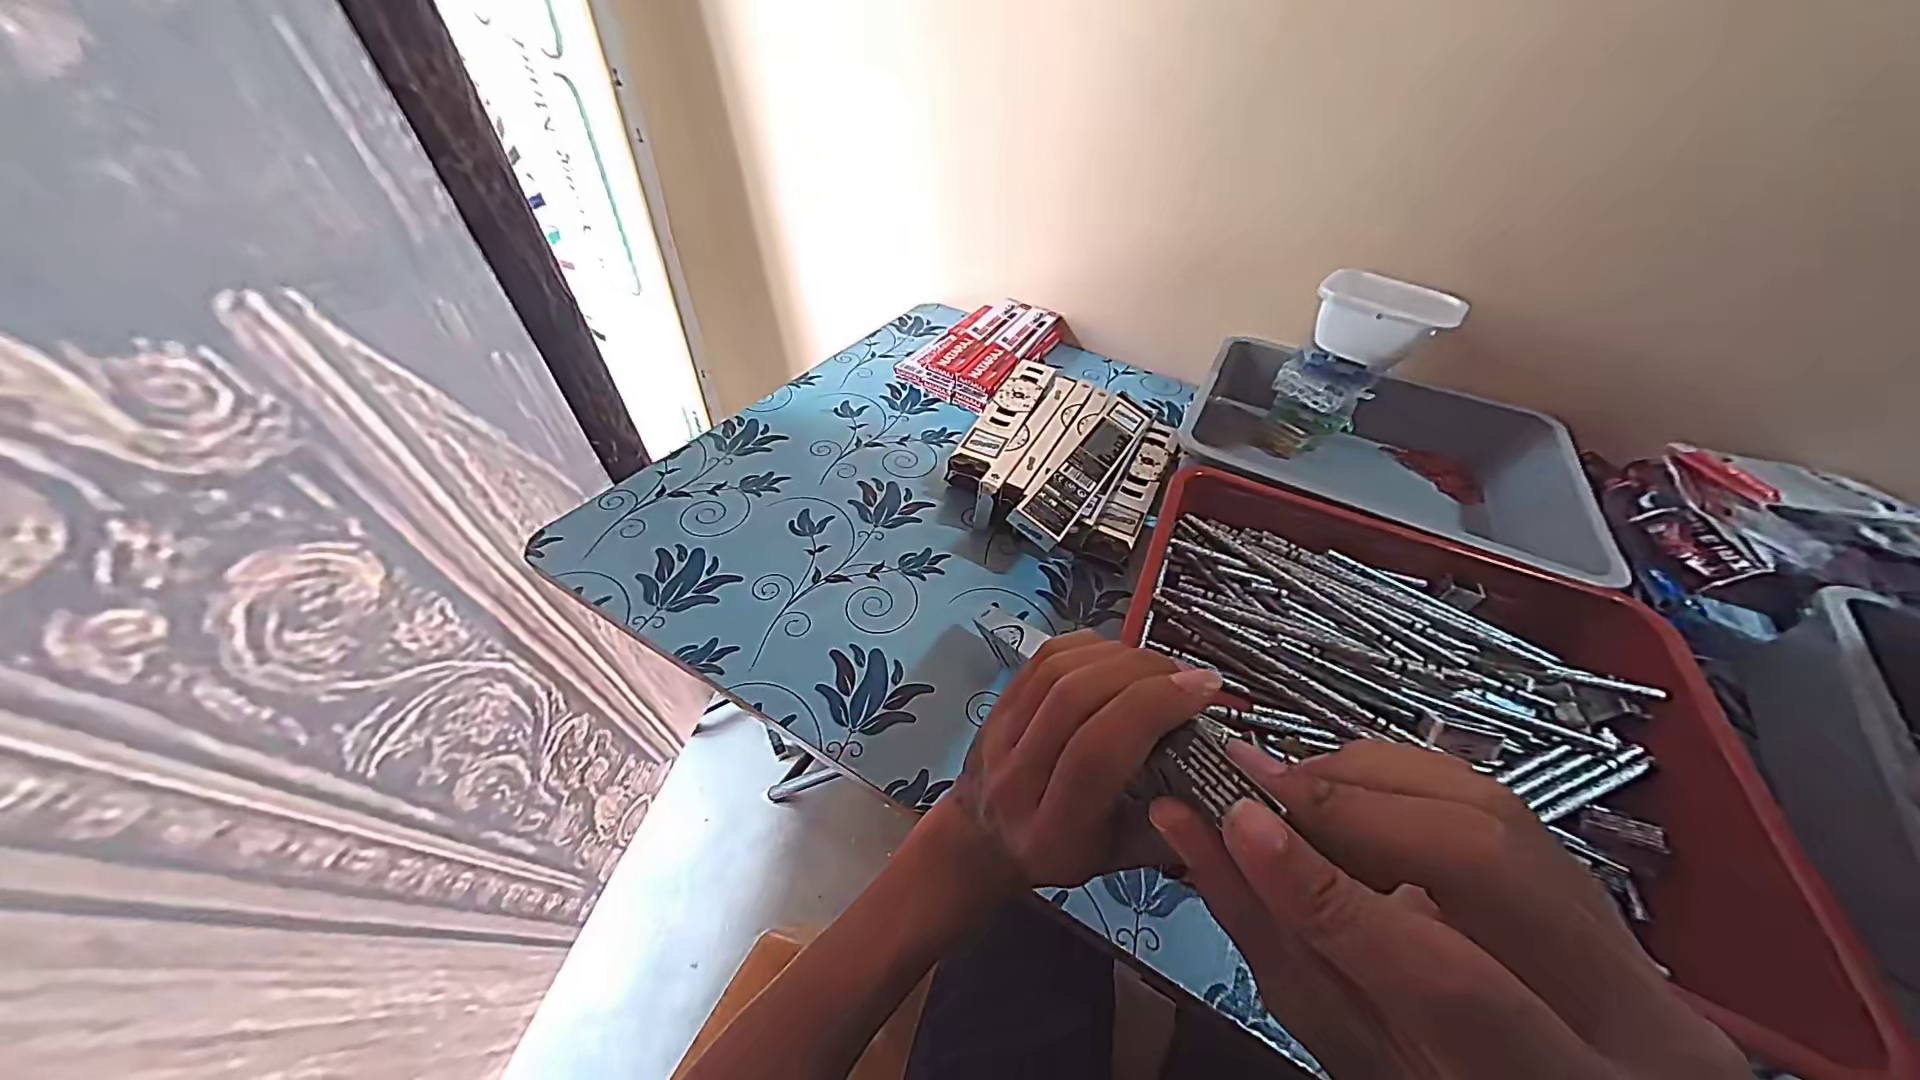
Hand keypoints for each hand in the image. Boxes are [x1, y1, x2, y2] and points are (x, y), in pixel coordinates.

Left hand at [921, 632, 1223, 896]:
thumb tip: (1221, 774)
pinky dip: (1087, 646)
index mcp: (1053, 827)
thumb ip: (1168, 827)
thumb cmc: (1058, 851)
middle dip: (1141, 673)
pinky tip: (1116, 654)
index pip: (1096, 752)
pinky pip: (1042, 658)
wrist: (984, 836)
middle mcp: (1016, 775)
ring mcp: (999, 733)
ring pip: (1057, 671)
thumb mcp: (1118, 858)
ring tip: (1155, 664)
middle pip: (1075, 699)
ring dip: (1116, 655)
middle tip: (1184, 674)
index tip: (1202, 689)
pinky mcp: (997, 703)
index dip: (1152, 708)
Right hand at [1151, 740, 1750, 1079]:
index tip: (1236, 819)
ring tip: (1284, 787)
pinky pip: (1478, 790)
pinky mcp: (1585, 878)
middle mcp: (1629, 1007)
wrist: (1536, 1079)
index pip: (1446, 978)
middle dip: (1341, 802)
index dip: (1326, 890)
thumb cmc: (1420, 1077)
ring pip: (1483, 802)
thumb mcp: (1339, 1037)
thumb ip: (1263, 932)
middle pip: (1481, 855)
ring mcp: (1620, 934)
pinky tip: (1337, 792)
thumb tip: (1185, 822)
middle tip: (1247, 778)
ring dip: (1356, 776)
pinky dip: (1387, 776)